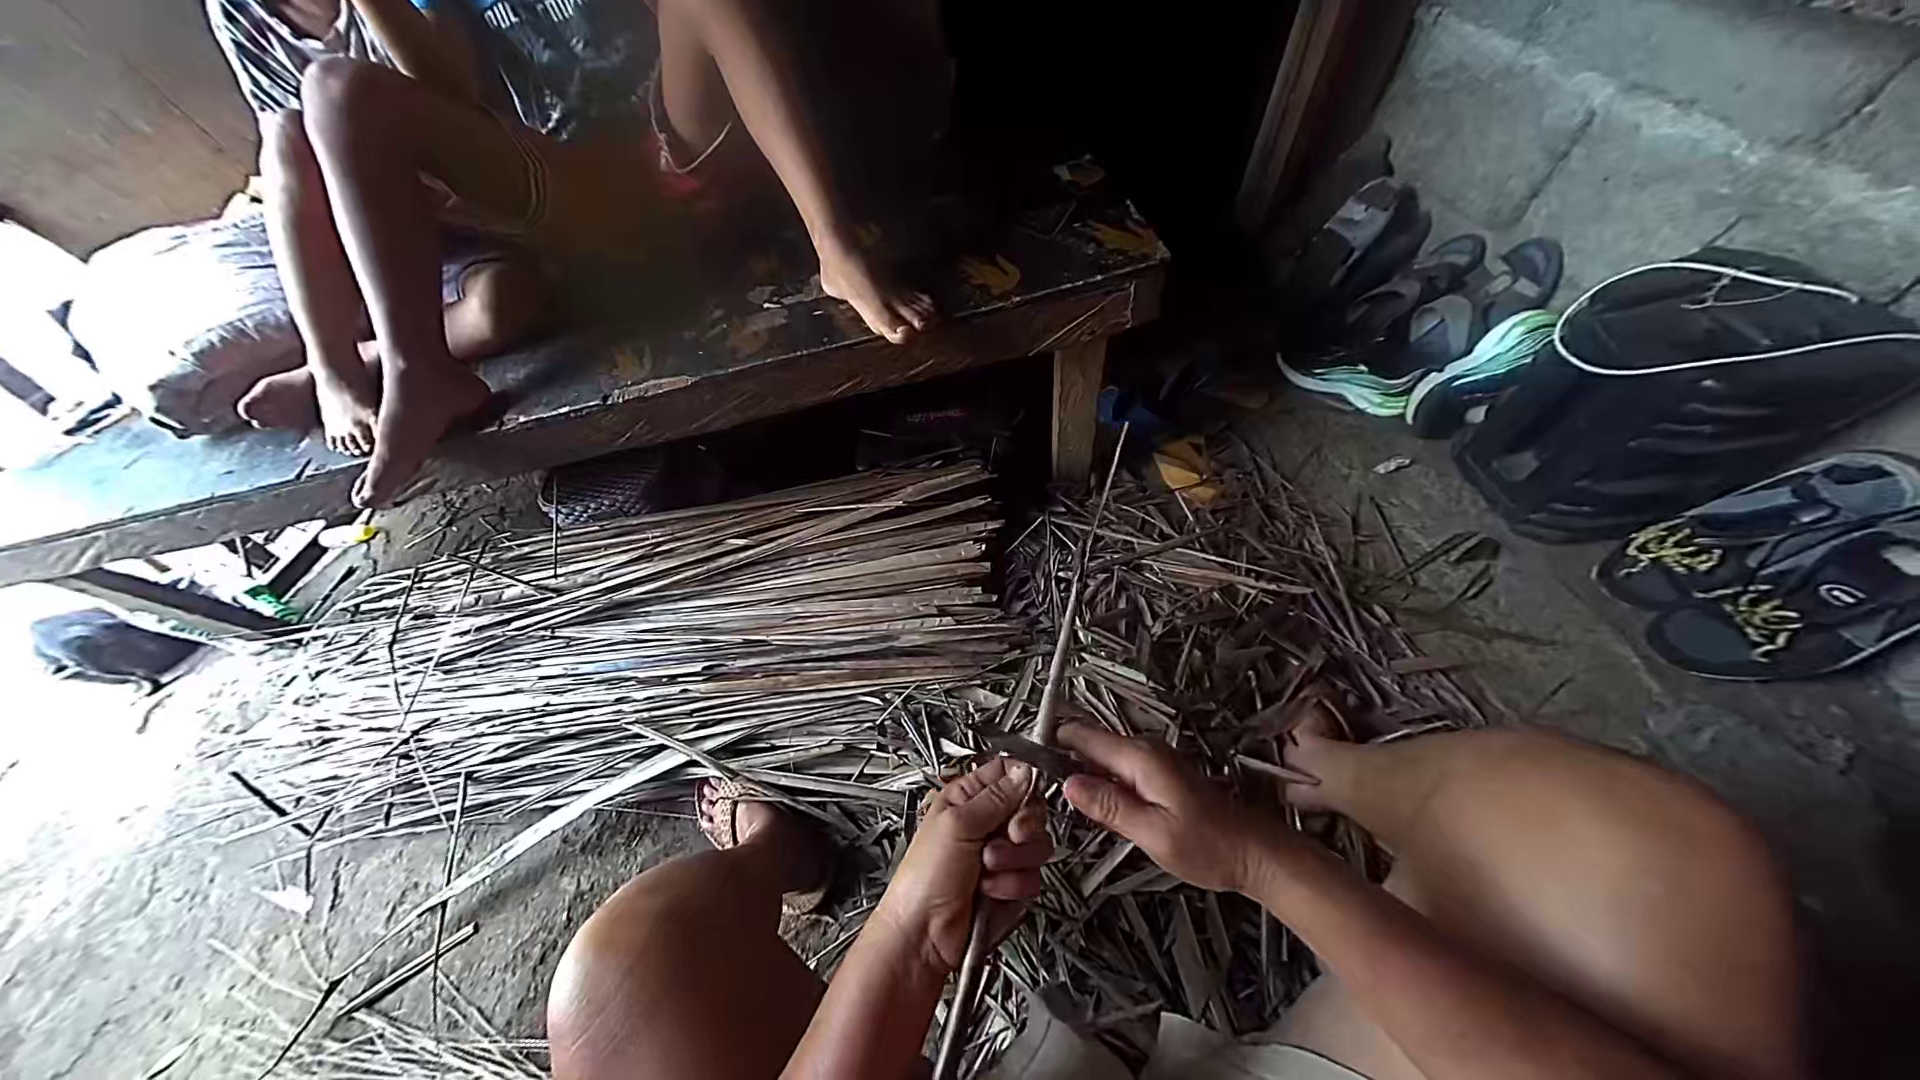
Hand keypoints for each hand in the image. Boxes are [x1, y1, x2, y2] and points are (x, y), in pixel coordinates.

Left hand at [875, 756, 1051, 971]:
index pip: (1009, 773)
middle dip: (1021, 827)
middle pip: (1031, 809)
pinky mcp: (1011, 884)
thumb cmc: (924, 879)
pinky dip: (1012, 886)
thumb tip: (1025, 772)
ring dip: (1012, 861)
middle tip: (1007, 836)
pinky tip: (989, 891)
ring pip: (1036, 845)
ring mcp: (1001, 854)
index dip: (1024, 783)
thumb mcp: (958, 824)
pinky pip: (1033, 877)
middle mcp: (986, 822)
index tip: (1024, 798)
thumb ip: (996, 797)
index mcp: (968, 797)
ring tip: (985, 869)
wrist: (924, 937)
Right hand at [1058, 721, 1279, 892]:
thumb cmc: (1209, 847)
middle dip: (1065, 765)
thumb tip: (1070, 784)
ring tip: (1073, 806)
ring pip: (1102, 759)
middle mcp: (1145, 750)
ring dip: (1084, 777)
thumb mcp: (1152, 833)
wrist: (1253, 853)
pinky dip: (1103, 785)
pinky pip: (1118, 770)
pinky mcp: (1158, 773)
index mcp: (1140, 758)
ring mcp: (1152, 760)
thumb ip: (1108, 806)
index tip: (1030, 761)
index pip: (1083, 736)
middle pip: (1089, 745)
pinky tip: (1103, 810)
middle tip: (1049, 795)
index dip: (1053, 745)